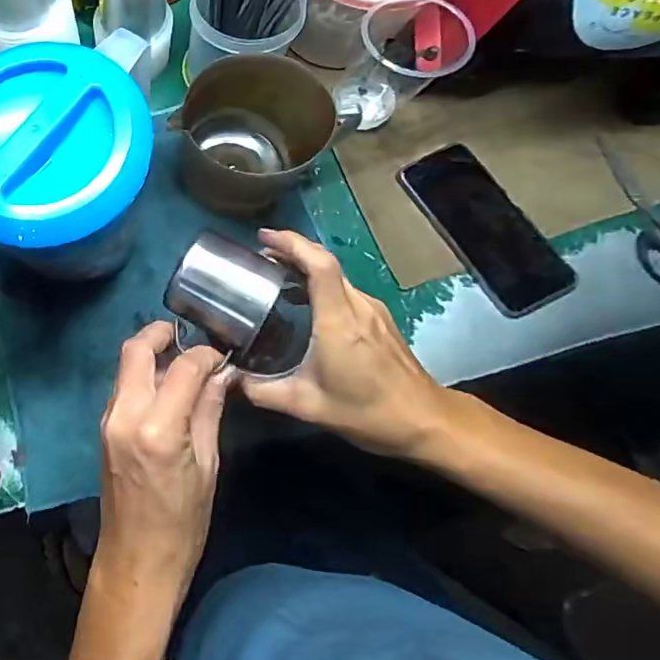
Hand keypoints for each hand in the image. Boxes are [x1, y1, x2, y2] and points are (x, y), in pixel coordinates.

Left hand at [96, 321, 228, 588]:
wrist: (137, 560)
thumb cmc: (182, 522)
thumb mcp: (208, 466)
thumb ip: (209, 410)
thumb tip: (223, 372)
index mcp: (157, 429)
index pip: (182, 367)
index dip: (206, 354)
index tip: (223, 356)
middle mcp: (125, 415)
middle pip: (136, 349)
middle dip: (163, 334)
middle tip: (190, 338)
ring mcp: (108, 420)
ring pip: (126, 365)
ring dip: (152, 353)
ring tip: (183, 361)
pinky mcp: (104, 426)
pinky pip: (123, 385)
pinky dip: (143, 374)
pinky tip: (166, 386)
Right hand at [241, 229, 450, 457]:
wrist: (427, 422)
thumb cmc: (369, 412)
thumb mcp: (309, 407)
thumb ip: (265, 393)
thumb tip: (232, 380)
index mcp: (338, 320)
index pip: (319, 264)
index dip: (292, 243)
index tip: (265, 237)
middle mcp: (357, 306)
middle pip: (325, 262)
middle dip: (293, 250)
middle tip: (263, 254)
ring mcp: (372, 310)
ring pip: (336, 275)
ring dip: (307, 266)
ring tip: (279, 274)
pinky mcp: (380, 318)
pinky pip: (346, 289)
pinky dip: (322, 283)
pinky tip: (308, 302)